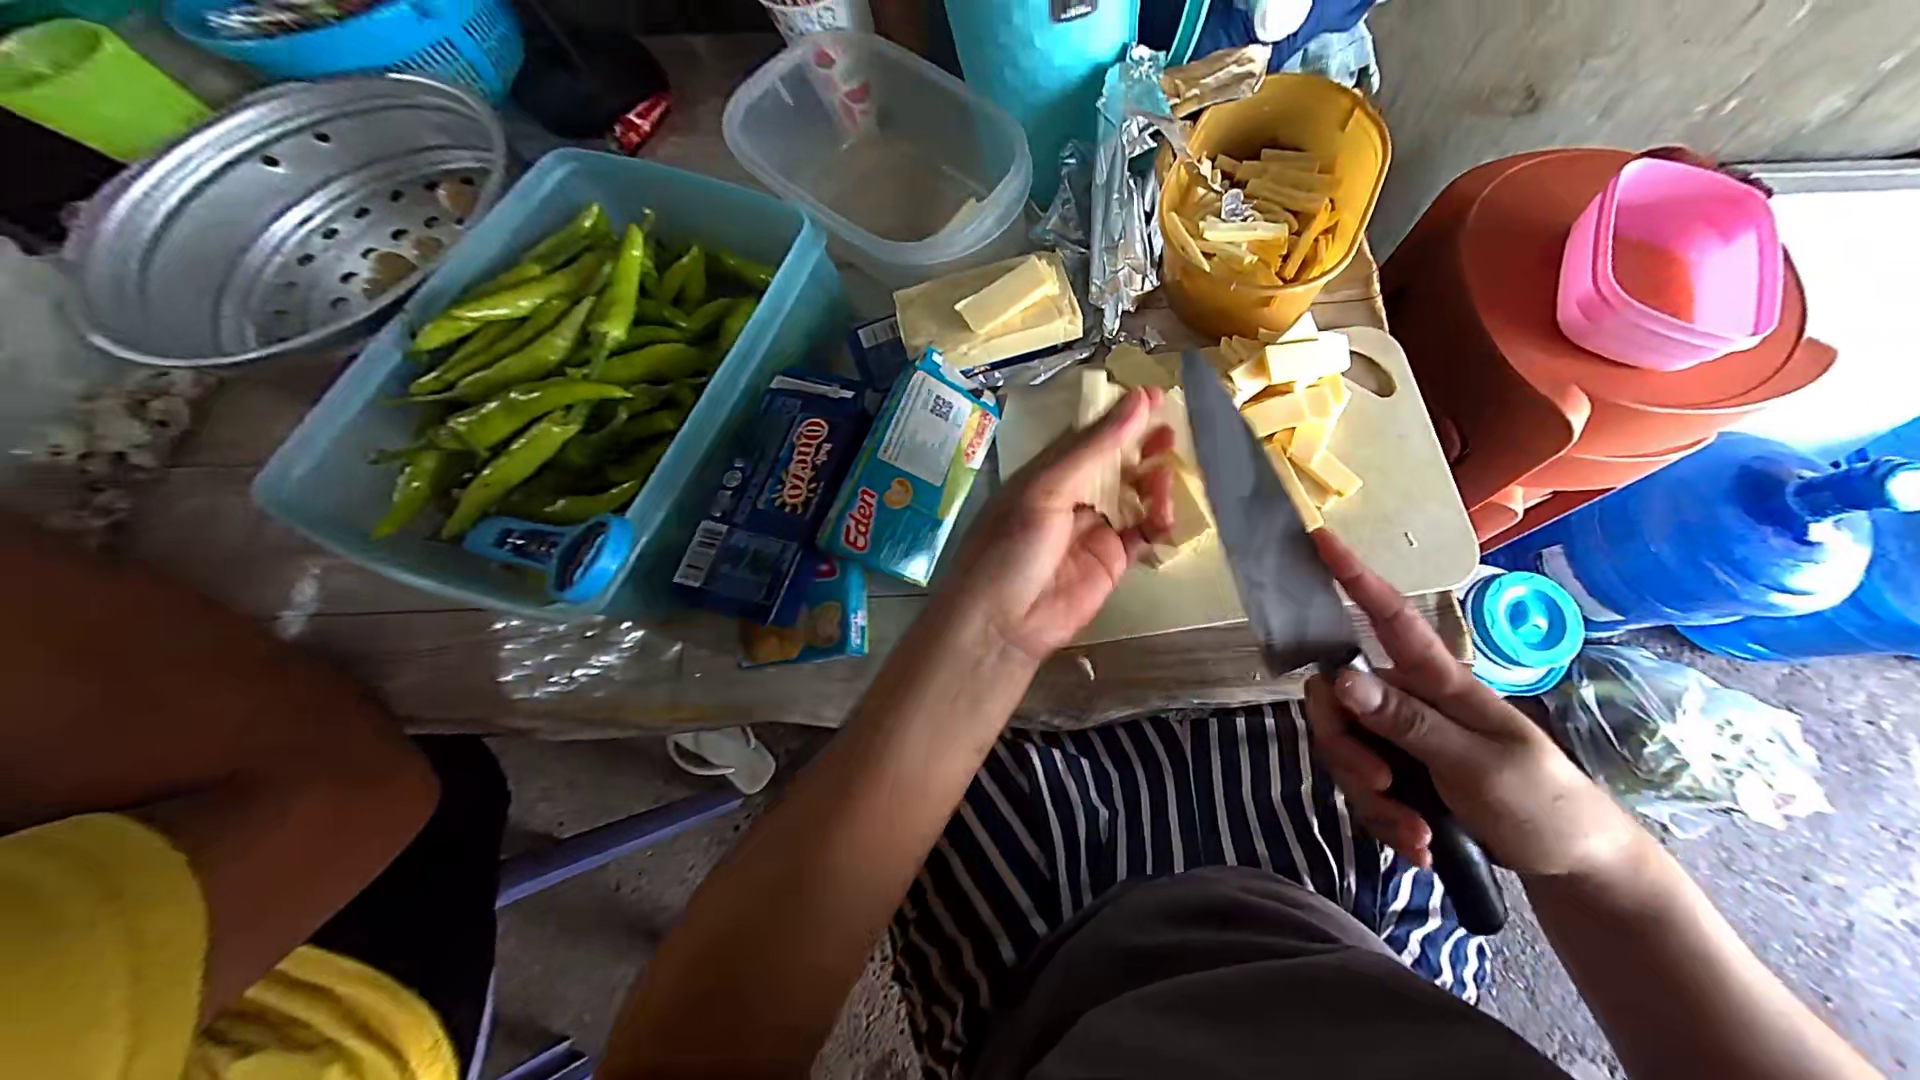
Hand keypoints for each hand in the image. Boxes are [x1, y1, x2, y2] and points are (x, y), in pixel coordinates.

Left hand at [938, 388, 1174, 662]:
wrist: (1003, 623)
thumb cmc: (1011, 547)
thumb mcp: (1046, 490)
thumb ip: (1094, 448)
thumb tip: (1138, 400)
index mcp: (1048, 473)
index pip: (1090, 436)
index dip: (1122, 417)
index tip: (1156, 397)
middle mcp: (1073, 496)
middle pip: (1118, 463)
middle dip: (1144, 447)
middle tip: (1170, 435)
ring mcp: (1094, 529)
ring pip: (1136, 495)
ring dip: (1154, 483)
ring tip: (1161, 481)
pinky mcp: (1112, 561)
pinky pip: (1143, 534)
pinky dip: (1158, 522)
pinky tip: (1163, 518)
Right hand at [1303, 529, 1641, 878]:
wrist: (1572, 864)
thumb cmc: (1543, 802)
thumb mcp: (1478, 765)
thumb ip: (1407, 721)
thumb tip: (1342, 678)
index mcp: (1435, 681)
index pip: (1388, 617)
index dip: (1353, 576)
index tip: (1320, 539)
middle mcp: (1404, 698)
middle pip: (1335, 699)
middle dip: (1345, 749)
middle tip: (1379, 787)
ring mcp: (1395, 735)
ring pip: (1339, 746)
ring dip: (1368, 798)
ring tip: (1414, 834)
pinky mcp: (1391, 770)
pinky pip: (1355, 783)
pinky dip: (1378, 818)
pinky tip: (1415, 843)